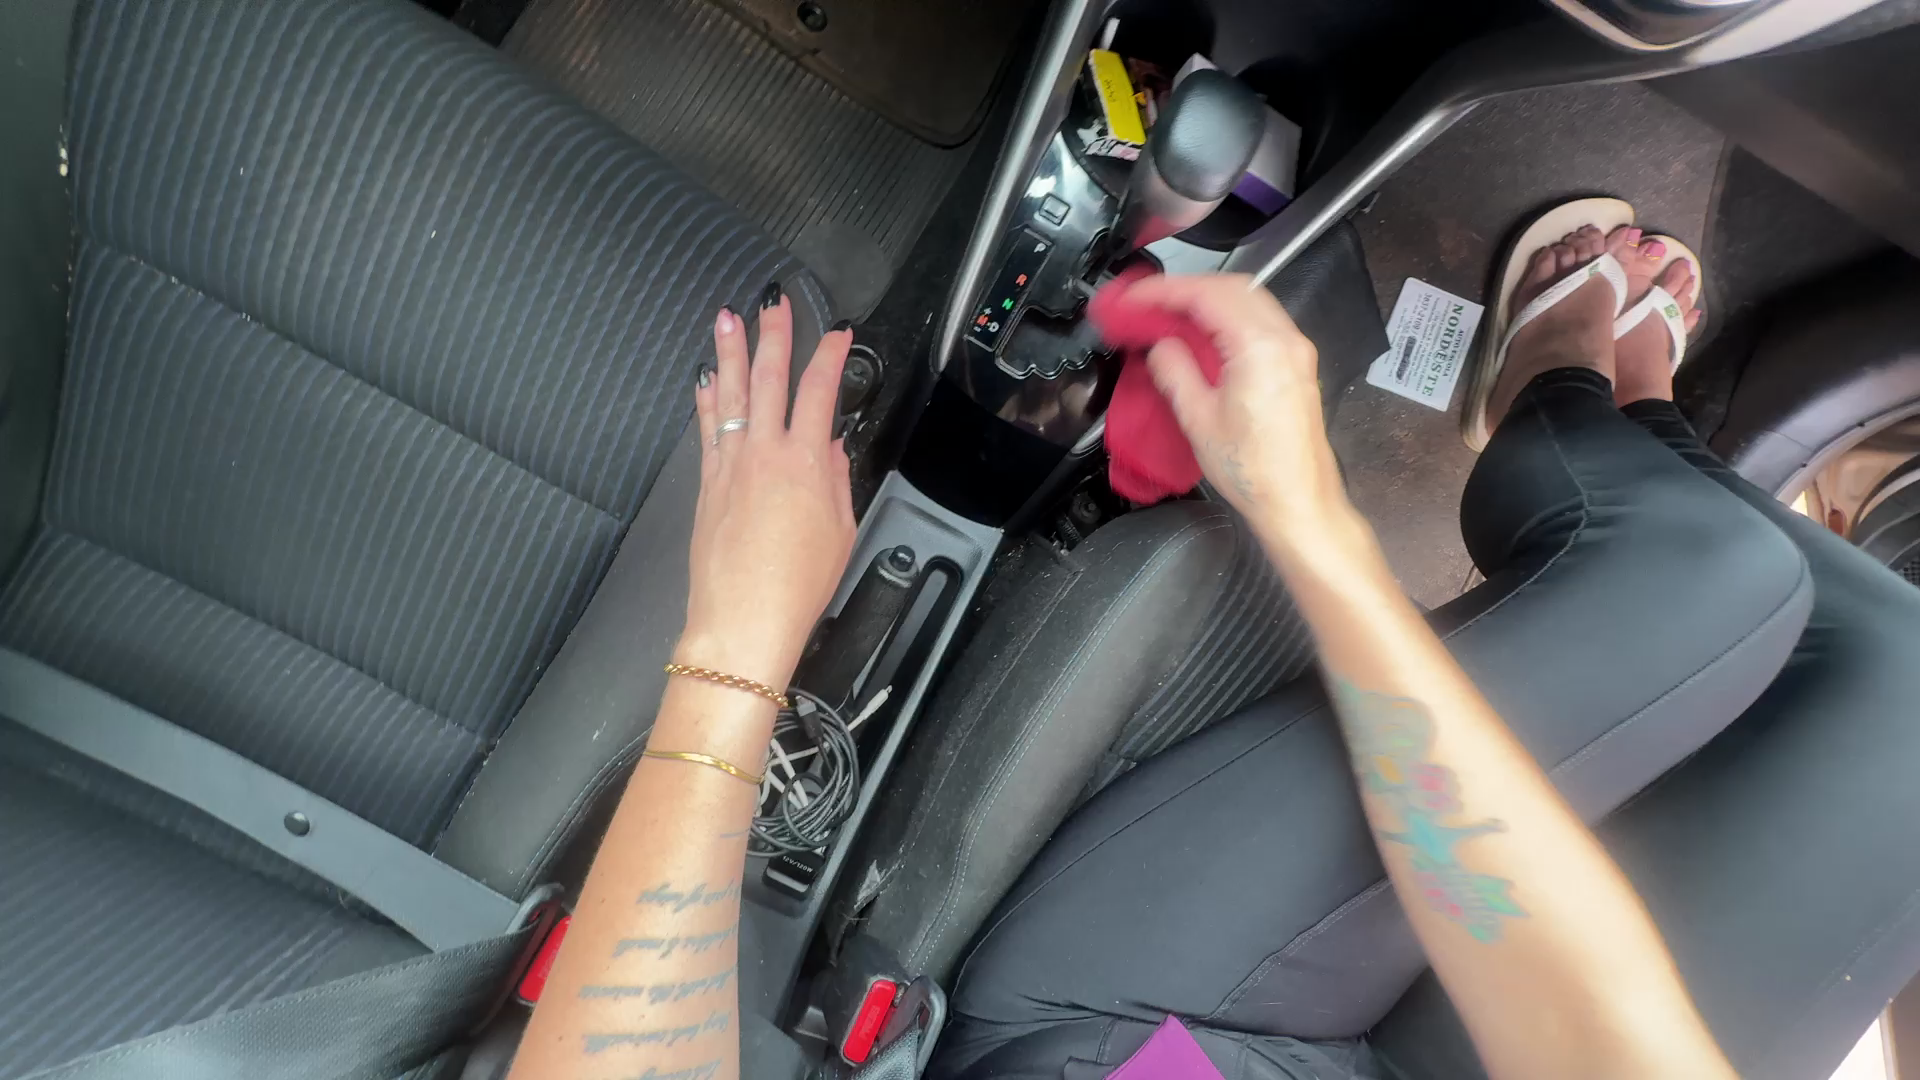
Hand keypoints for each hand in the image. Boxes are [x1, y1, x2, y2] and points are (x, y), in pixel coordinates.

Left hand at [682, 294, 856, 688]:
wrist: (743, 618)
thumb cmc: (797, 584)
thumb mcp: (841, 532)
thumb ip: (839, 482)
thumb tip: (835, 452)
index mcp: (807, 463)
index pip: (821, 391)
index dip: (831, 357)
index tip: (839, 335)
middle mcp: (765, 453)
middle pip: (768, 378)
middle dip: (774, 334)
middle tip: (775, 301)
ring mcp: (730, 464)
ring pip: (729, 393)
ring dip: (730, 351)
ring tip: (728, 317)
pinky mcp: (707, 483)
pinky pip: (707, 428)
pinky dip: (705, 399)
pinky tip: (703, 378)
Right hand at [1128, 274, 1347, 540]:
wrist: (1296, 500)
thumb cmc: (1253, 470)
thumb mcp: (1198, 419)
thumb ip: (1175, 372)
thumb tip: (1161, 346)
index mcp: (1259, 348)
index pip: (1206, 296)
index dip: (1163, 291)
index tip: (1134, 296)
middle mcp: (1284, 340)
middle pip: (1231, 287)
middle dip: (1184, 288)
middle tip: (1147, 302)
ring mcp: (1294, 351)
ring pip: (1247, 300)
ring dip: (1206, 300)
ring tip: (1169, 316)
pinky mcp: (1295, 365)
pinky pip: (1259, 322)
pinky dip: (1226, 317)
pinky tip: (1202, 336)